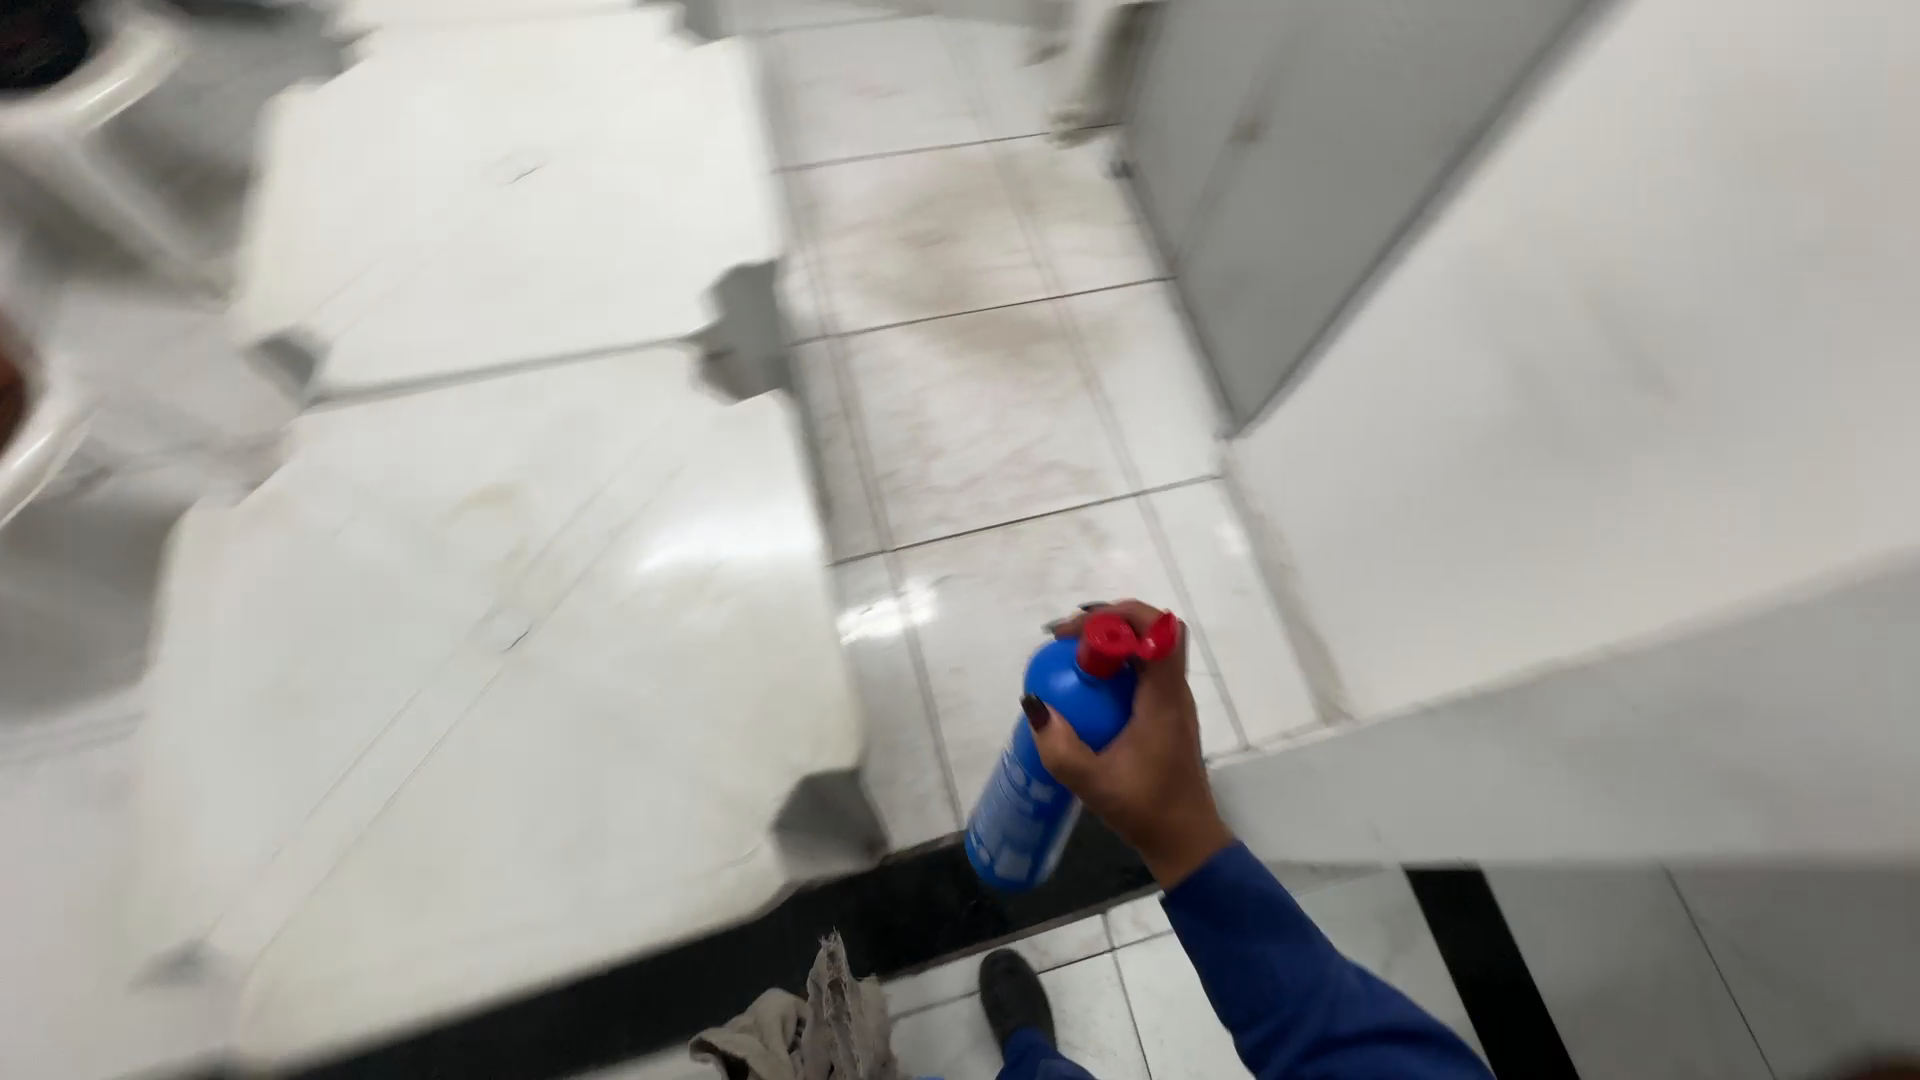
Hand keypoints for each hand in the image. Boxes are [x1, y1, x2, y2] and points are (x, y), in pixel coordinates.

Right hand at [1023, 600, 1233, 886]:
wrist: (1185, 841)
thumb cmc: (1146, 810)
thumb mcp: (1093, 784)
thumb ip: (1060, 748)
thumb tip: (1034, 703)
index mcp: (1163, 699)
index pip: (1157, 631)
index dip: (1117, 617)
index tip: (1075, 634)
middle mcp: (1174, 691)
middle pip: (1154, 629)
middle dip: (1109, 621)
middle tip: (1069, 637)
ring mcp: (1173, 700)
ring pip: (1150, 645)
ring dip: (1113, 639)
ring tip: (1073, 652)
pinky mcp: (1166, 711)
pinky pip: (1144, 668)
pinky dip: (1116, 663)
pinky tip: (1088, 683)